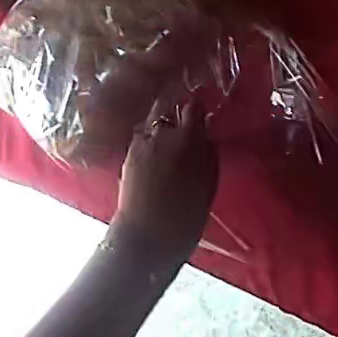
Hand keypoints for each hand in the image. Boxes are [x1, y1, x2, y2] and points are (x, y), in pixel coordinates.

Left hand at [111, 99, 219, 260]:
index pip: (194, 105)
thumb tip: (206, 136)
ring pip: (152, 120)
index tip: (200, 107)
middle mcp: (164, 132)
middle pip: (168, 106)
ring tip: (164, 133)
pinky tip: (151, 148)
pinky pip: (141, 135)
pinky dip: (147, 137)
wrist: (150, 232)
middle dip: (174, 109)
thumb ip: (208, 154)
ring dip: (159, 122)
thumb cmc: (188, 212)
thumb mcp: (209, 182)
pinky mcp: (128, 152)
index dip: (197, 104)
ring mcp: (143, 141)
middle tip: (181, 118)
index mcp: (190, 138)